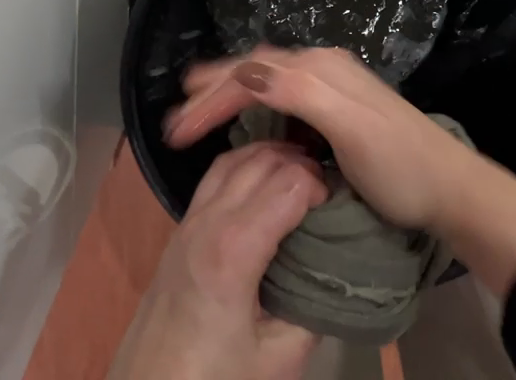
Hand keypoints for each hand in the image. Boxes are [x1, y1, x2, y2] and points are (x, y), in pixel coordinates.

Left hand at [109, 142, 329, 379]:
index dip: (319, 185)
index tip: (337, 206)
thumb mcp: (279, 356)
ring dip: (269, 158)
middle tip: (328, 188)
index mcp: (234, 249)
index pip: (287, 183)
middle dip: (299, 163)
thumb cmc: (215, 377)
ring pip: (232, 159)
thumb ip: (312, 306)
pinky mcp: (178, 229)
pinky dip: (243, 166)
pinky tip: (263, 184)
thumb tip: (335, 268)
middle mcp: (207, 221)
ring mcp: (187, 220)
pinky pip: (214, 177)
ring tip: (301, 175)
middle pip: (259, 160)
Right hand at [166, 46, 472, 227]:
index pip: (250, 75)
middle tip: (176, 113)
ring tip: (196, 104)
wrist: (452, 189)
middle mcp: (322, 66)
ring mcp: (331, 82)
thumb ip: (300, 93)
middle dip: (211, 88)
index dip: (211, 100)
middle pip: (254, 68)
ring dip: (229, 89)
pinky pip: (281, 89)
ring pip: (266, 76)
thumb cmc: (400, 167)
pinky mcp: (337, 102)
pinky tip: (246, 112)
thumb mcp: (350, 130)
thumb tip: (246, 70)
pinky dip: (253, 98)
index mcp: (320, 69)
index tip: (177, 131)